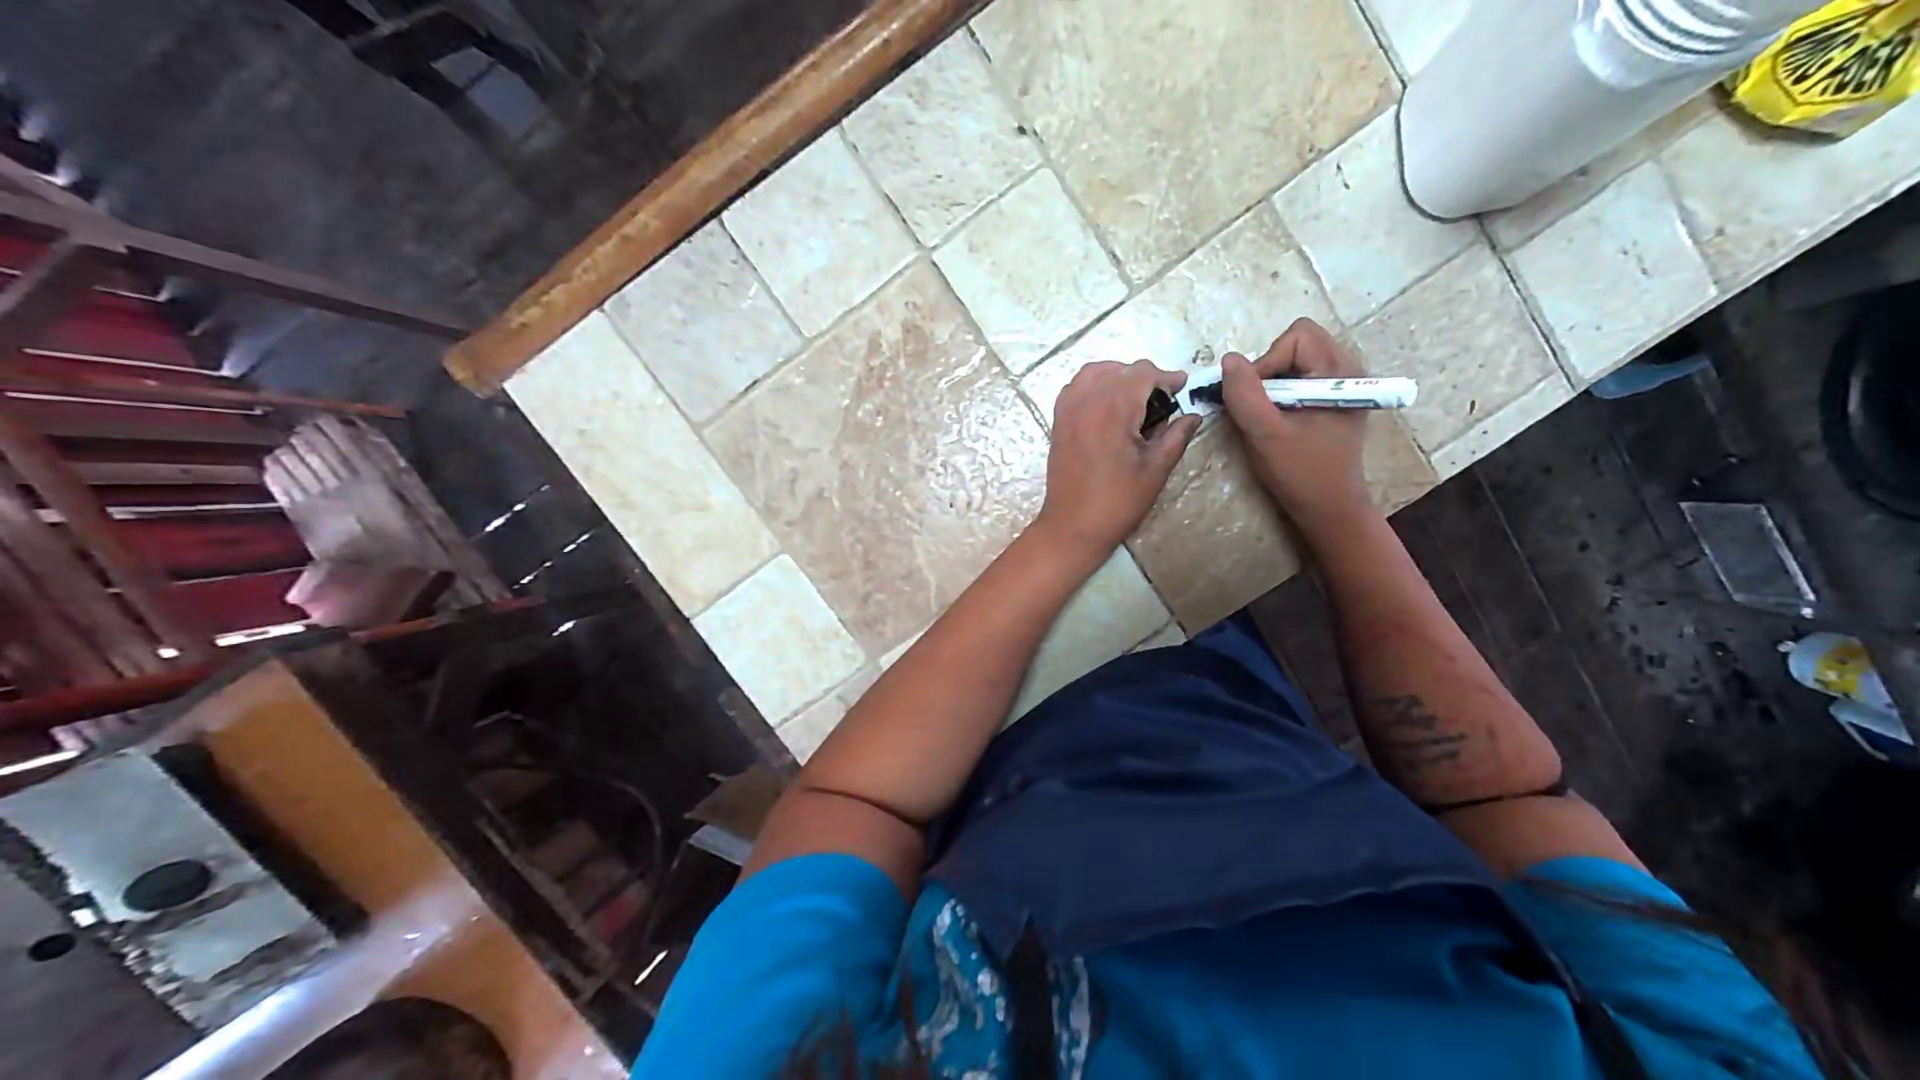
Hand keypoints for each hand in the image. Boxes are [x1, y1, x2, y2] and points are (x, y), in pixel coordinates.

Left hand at [1035, 360, 1200, 557]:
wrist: (1072, 526)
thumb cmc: (1118, 502)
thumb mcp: (1155, 470)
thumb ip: (1176, 436)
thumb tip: (1193, 416)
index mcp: (1113, 409)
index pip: (1143, 373)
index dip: (1166, 377)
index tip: (1181, 387)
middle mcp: (1087, 401)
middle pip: (1120, 369)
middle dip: (1144, 378)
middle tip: (1162, 401)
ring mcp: (1068, 410)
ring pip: (1095, 372)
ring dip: (1118, 376)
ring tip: (1135, 398)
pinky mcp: (1058, 421)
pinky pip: (1075, 387)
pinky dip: (1093, 385)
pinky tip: (1107, 405)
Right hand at [1220, 318, 1375, 536]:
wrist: (1329, 509)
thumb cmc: (1301, 473)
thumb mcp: (1265, 434)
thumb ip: (1244, 394)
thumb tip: (1229, 360)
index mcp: (1341, 373)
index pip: (1296, 337)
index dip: (1267, 362)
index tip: (1256, 399)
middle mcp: (1347, 371)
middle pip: (1297, 343)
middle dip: (1268, 370)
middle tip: (1260, 407)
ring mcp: (1340, 386)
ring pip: (1295, 361)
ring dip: (1271, 384)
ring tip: (1268, 416)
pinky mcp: (1331, 401)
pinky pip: (1299, 379)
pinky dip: (1280, 394)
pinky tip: (1278, 421)